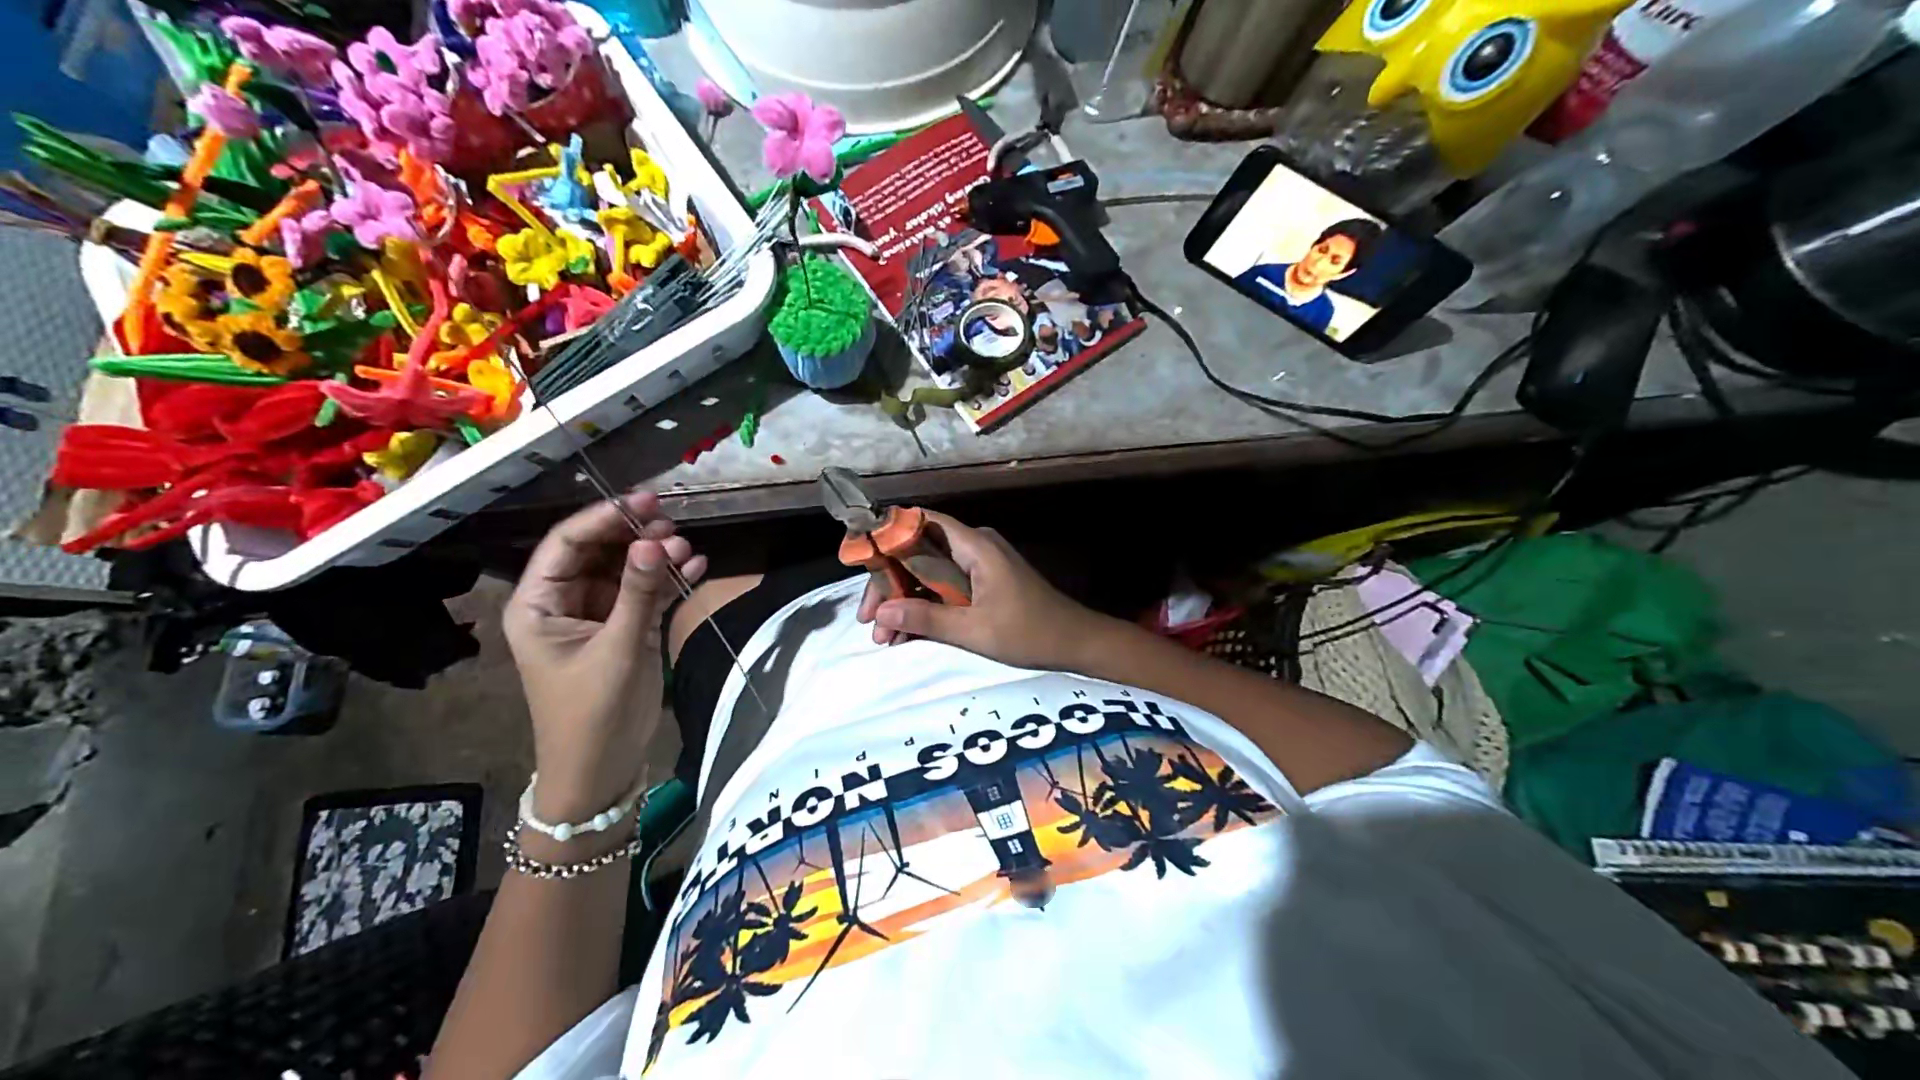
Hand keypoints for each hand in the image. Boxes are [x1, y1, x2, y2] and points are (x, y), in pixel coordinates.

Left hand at [503, 492, 705, 821]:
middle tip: (674, 523)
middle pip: (598, 552)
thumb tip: (655, 540)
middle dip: (635, 535)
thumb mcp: (619, 649)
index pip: (567, 544)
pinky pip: (643, 594)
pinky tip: (695, 569)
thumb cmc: (594, 714)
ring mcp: (595, 617)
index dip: (605, 518)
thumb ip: (637, 592)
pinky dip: (667, 581)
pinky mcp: (622, 631)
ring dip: (656, 558)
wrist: (602, 772)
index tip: (646, 500)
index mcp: (537, 604)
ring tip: (688, 549)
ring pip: (624, 570)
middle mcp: (563, 603)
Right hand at [856, 511, 1112, 671]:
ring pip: (927, 574)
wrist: (1075, 642)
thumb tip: (882, 612)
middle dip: (891, 585)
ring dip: (905, 601)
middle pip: (918, 552)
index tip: (862, 563)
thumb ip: (927, 619)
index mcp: (974, 546)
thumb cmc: (1029, 632)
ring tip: (884, 637)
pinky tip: (905, 634)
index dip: (888, 536)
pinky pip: (943, 587)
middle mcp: (972, 547)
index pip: (920, 523)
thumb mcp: (974, 631)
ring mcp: (977, 564)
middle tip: (870, 619)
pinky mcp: (981, 582)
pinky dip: (924, 607)